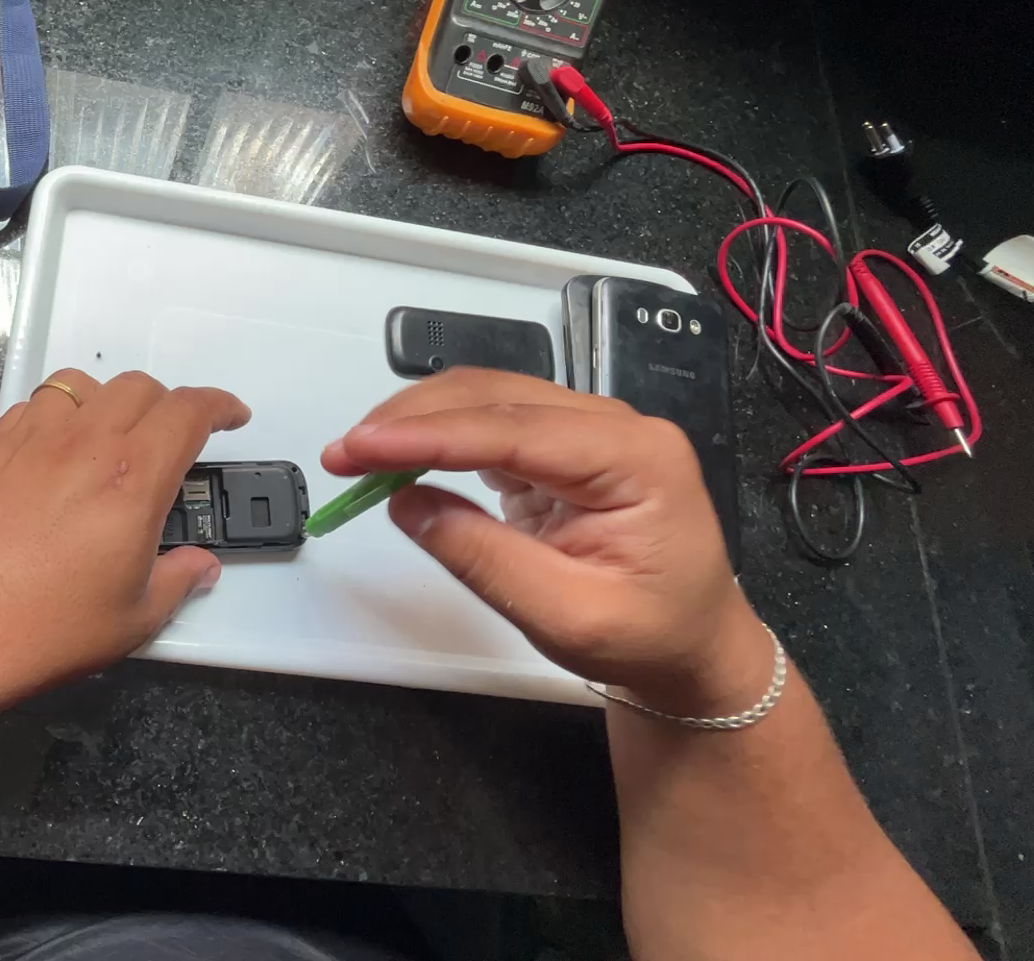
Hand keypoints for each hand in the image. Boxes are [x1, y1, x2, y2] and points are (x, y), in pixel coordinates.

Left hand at [0, 370, 250, 714]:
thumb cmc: (40, 629)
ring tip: (114, 435)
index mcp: (132, 480)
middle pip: (141, 386)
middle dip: (171, 405)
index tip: (231, 416)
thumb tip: (200, 565)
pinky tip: (59, 446)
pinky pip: (36, 404)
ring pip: (85, 383)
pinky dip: (61, 412)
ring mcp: (34, 440)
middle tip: (175, 439)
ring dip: (112, 400)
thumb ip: (178, 580)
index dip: (220, 405)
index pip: (189, 411)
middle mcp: (85, 445)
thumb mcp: (132, 620)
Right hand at [323, 367, 769, 716]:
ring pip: (481, 396)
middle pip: (491, 395)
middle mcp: (611, 425)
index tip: (358, 448)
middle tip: (343, 455)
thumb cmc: (646, 635)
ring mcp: (584, 427)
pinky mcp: (557, 440)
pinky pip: (485, 417)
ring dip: (414, 419)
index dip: (426, 435)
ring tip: (361, 454)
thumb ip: (482, 558)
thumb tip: (405, 503)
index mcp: (635, 458)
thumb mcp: (564, 616)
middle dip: (408, 419)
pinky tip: (400, 453)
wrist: (690, 639)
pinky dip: (433, 431)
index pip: (511, 429)